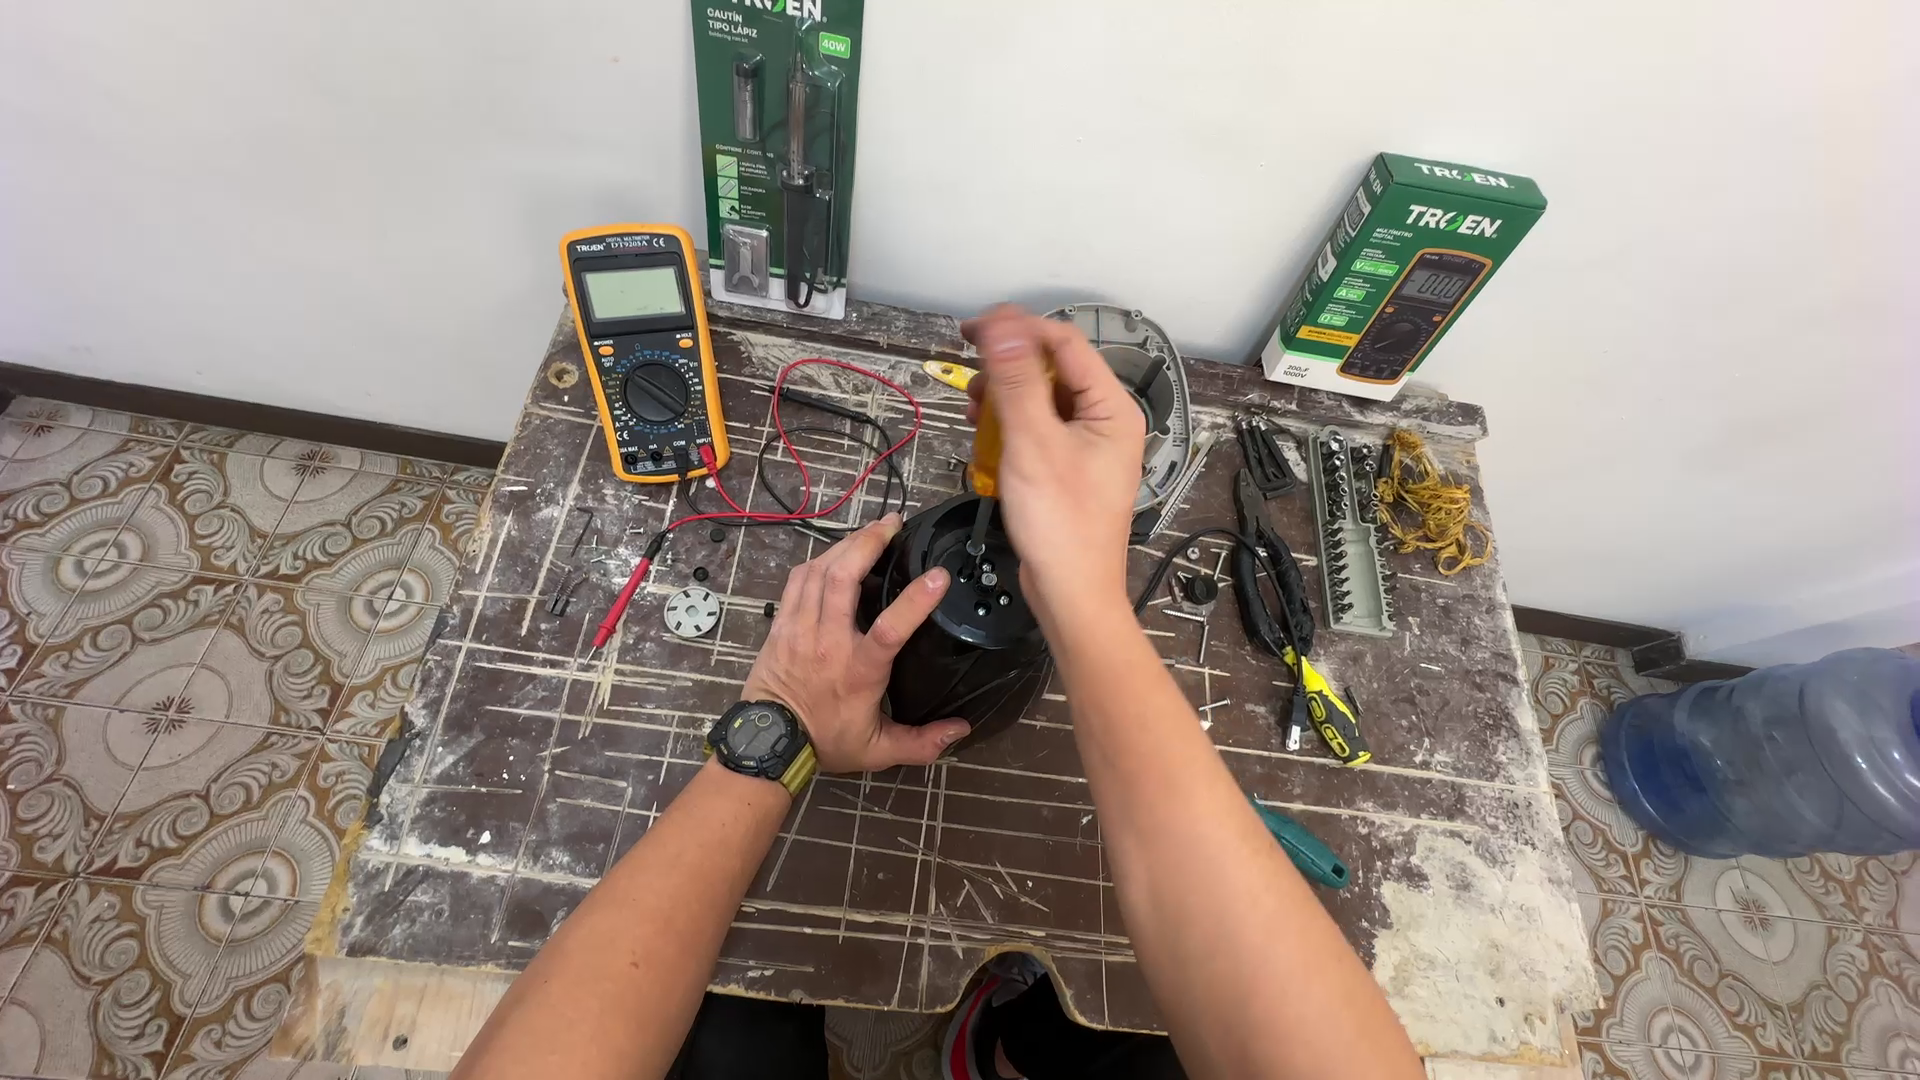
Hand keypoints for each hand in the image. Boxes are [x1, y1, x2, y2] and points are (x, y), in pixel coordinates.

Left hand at [743, 514, 970, 771]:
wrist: (767, 743)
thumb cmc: (827, 742)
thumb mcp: (878, 750)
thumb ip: (922, 743)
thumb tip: (963, 730)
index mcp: (858, 671)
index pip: (890, 629)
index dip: (915, 600)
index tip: (939, 574)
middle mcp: (828, 641)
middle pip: (843, 579)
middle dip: (869, 543)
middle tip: (894, 523)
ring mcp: (800, 628)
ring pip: (819, 571)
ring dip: (846, 544)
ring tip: (870, 530)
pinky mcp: (781, 623)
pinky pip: (798, 579)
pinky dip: (819, 559)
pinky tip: (835, 553)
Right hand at [960, 305, 1145, 626]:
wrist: (1070, 593)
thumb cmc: (1059, 523)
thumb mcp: (1033, 444)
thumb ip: (1017, 381)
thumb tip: (1001, 325)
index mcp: (1112, 408)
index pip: (1064, 344)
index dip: (1017, 329)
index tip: (970, 330)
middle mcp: (1104, 420)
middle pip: (1052, 370)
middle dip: (1007, 368)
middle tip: (968, 378)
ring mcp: (1087, 446)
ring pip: (1041, 400)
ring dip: (1004, 398)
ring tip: (973, 412)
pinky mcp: (1068, 468)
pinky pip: (1037, 430)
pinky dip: (1010, 427)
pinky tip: (985, 437)